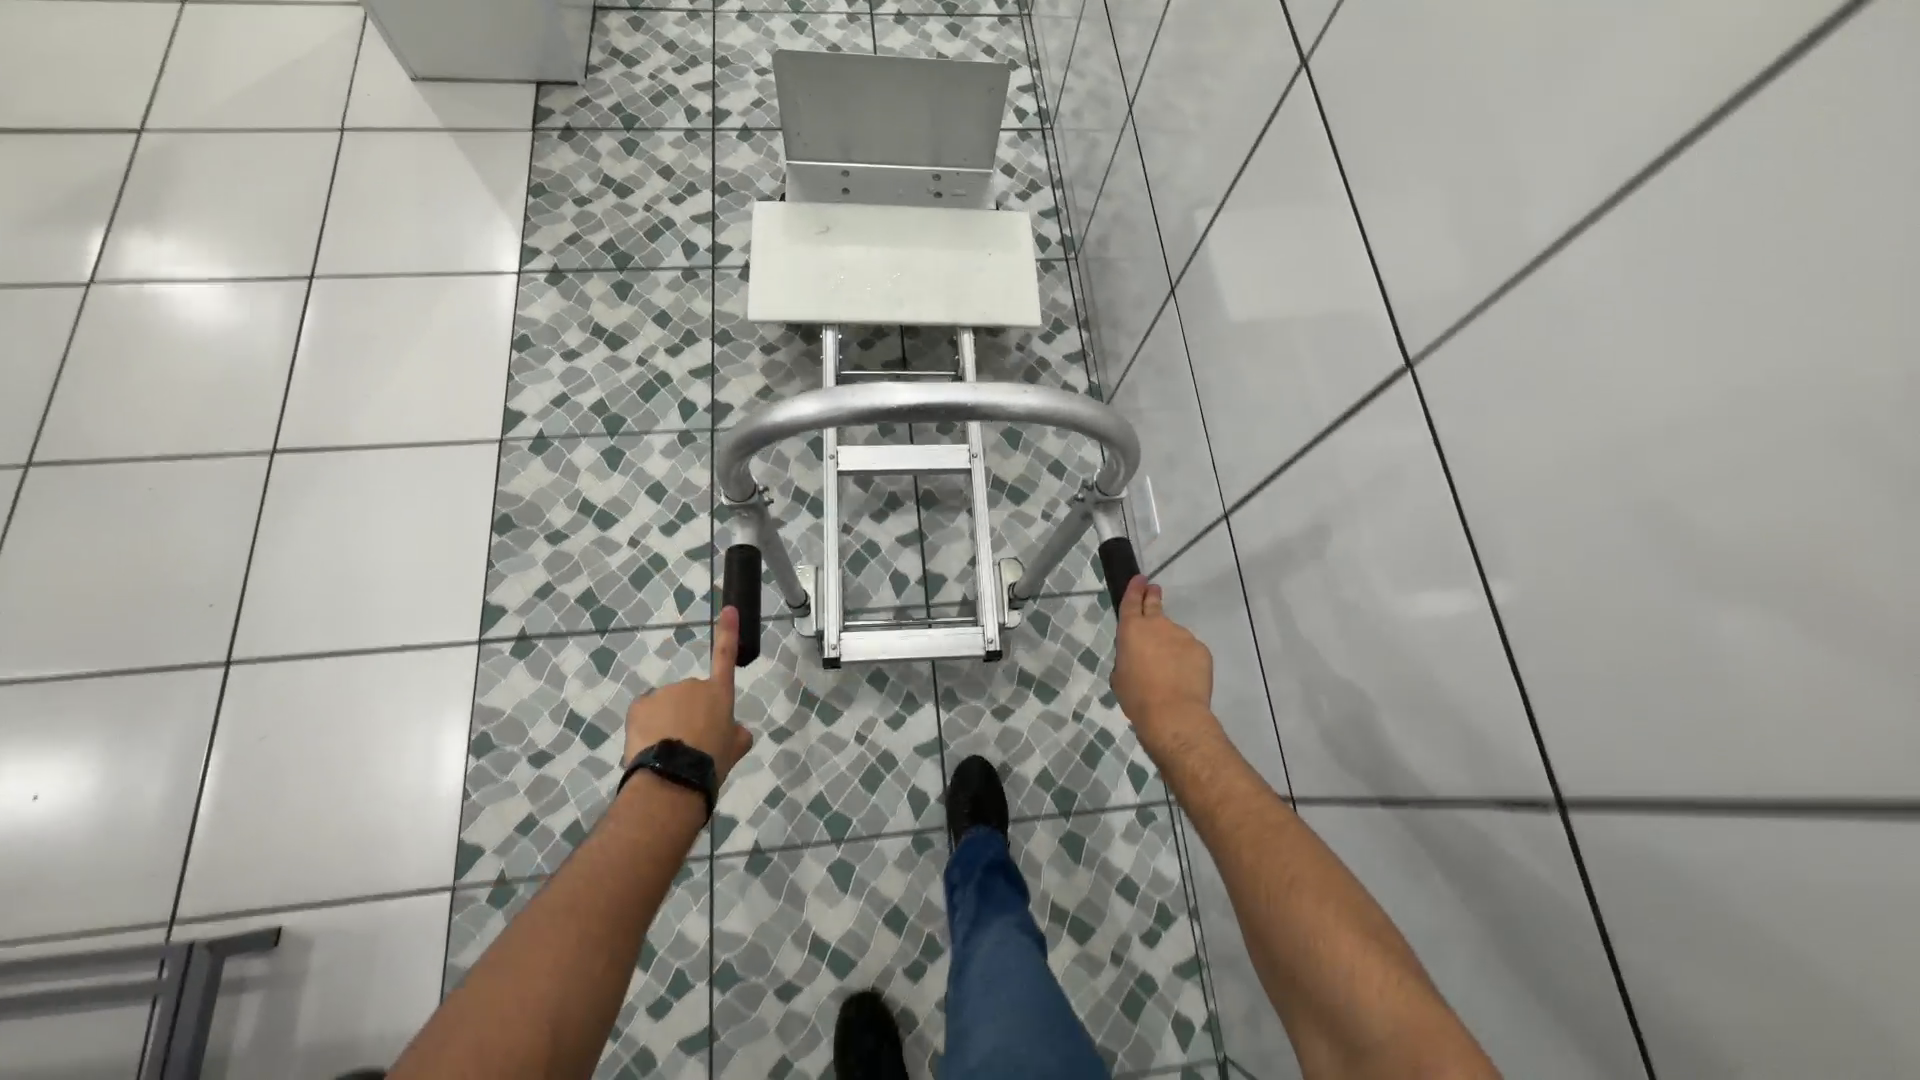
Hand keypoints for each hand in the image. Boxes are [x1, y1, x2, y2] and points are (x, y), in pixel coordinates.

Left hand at [624, 607, 753, 785]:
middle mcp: (692, 686)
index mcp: (719, 693)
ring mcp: (664, 693)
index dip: (729, 632)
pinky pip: (647, 714)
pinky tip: (652, 747)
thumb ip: (737, 733)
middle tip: (692, 743)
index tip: (729, 609)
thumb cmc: (712, 761)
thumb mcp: (736, 748)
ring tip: (671, 751)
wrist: (674, 776)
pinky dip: (649, 727)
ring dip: (669, 722)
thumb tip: (736, 730)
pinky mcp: (640, 705)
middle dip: (691, 714)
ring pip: (667, 706)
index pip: (726, 655)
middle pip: (692, 696)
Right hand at [1112, 577, 1219, 757]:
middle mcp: (1158, 626)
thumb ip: (1127, 659)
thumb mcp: (1120, 676)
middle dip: (1153, 596)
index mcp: (1132, 630)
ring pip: (1174, 635)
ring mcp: (1183, 635)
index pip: (1131, 602)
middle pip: (1155, 605)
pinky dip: (1186, 660)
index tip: (1140, 579)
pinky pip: (1190, 651)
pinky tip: (1184, 679)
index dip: (1134, 589)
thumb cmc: (1137, 697)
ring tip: (1169, 671)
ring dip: (1171, 645)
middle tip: (1154, 590)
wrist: (1173, 712)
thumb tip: (1137, 657)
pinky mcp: (1201, 649)